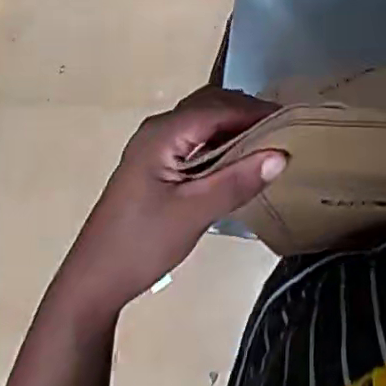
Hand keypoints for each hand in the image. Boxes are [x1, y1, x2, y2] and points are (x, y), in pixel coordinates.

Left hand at [55, 86, 286, 314]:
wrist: (93, 280)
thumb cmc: (142, 244)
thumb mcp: (194, 213)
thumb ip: (237, 180)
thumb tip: (282, 155)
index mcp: (163, 133)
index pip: (218, 108)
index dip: (255, 111)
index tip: (291, 121)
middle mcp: (158, 129)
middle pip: (210, 105)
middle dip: (247, 112)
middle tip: (284, 129)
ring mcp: (155, 144)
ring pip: (203, 119)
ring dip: (234, 123)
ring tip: (268, 139)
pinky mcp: (156, 162)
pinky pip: (195, 136)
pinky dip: (220, 138)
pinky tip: (239, 155)